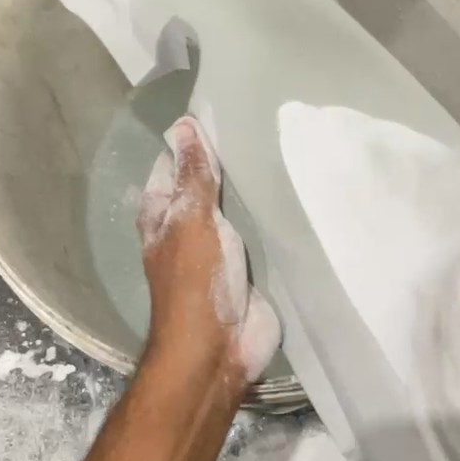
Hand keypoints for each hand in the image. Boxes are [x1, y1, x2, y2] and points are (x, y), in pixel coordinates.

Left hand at [136, 117, 280, 392]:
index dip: (193, 141)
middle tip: (268, 126)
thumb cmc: (197, 283)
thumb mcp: (193, 221)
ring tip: (288, 152)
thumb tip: (184, 125)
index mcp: (163, 215)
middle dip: (231, 164)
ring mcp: (219, 251)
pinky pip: (260, 237)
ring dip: (255, 192)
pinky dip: (273, 221)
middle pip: (207, 187)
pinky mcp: (248, 270)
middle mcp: (187, 229)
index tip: (226, 111)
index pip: (173, 164)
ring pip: (237, 211)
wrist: (221, 349)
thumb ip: (193, 176)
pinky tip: (296, 198)